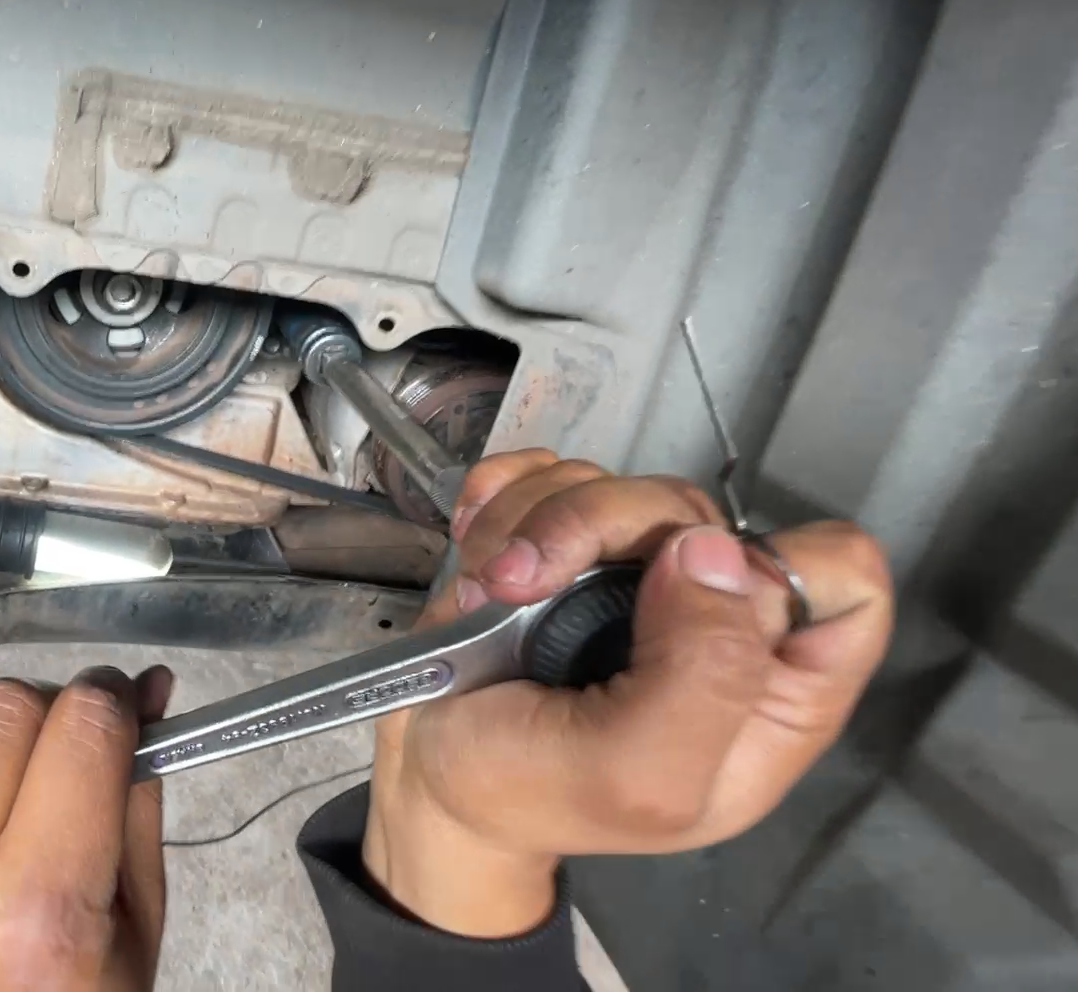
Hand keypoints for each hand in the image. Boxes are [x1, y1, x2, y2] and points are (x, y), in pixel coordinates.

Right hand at [365, 451, 893, 936]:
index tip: (661, 600)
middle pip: (684, 507)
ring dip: (520, 522)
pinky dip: (493, 494)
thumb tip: (710, 548)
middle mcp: (697, 610)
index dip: (756, 570)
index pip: (834, 577)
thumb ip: (701, 677)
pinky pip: (534, 472)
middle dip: (582, 529)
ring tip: (482, 585)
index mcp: (762, 681)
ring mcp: (612, 567)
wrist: (427, 763)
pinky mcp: (542, 540)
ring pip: (597, 481)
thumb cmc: (530, 788)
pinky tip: (471, 538)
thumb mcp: (634, 771)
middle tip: (514, 581)